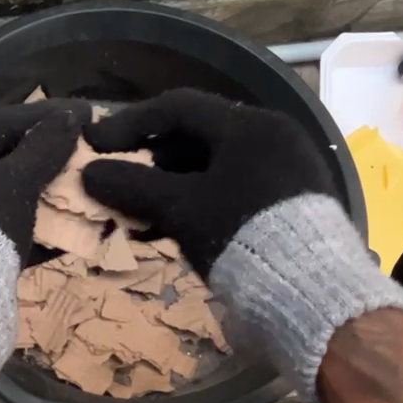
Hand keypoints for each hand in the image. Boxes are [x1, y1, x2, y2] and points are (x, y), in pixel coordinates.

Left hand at [0, 100, 88, 262]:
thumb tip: (70, 117)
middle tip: (77, 142)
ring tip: (75, 177)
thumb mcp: (13, 184)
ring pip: (0, 190)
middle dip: (39, 151)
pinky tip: (62, 217)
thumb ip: (42, 148)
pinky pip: (0, 221)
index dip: (40, 115)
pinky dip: (30, 216)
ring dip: (38, 184)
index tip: (80, 111)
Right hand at [78, 88, 336, 275]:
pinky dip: (199, 199)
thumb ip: (132, 185)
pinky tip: (177, 227)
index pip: (178, 106)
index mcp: (250, 125)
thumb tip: (88, 173)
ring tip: (143, 210)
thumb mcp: (179, 208)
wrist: (314, 295)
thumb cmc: (242, 235)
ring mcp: (288, 170)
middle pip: (197, 135)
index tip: (97, 142)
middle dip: (152, 158)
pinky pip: (235, 187)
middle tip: (122, 176)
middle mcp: (274, 137)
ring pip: (214, 164)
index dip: (131, 122)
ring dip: (172, 183)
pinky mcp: (294, 203)